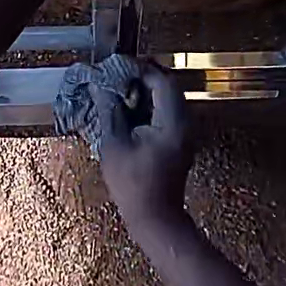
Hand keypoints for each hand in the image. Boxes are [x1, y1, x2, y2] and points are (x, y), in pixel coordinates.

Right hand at [94, 63, 193, 233]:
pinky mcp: (179, 139)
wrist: (154, 218)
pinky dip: (149, 103)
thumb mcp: (114, 145)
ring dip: (146, 89)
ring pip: (168, 97)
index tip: (117, 67)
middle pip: (169, 86)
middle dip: (143, 76)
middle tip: (117, 74)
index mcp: (173, 122)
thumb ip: (109, 110)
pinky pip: (167, 111)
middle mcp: (186, 122)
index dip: (140, 69)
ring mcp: (185, 131)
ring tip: (119, 88)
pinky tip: (129, 107)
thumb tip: (100, 84)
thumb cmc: (133, 185)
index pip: (162, 81)